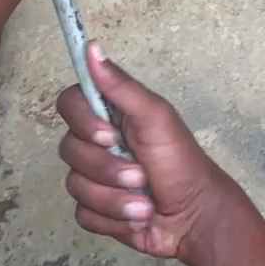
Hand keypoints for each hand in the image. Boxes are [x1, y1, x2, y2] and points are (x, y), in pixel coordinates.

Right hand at [55, 42, 234, 263]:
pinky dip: (112, 218)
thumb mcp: (155, 116)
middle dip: (108, 169)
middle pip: (69, 149)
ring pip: (76, 185)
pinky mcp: (96, 210)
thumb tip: (92, 47)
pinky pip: (83, 213)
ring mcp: (93, 177)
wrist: (196, 217)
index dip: (83, 122)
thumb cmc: (180, 160)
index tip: (110, 135)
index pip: (68, 104)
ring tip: (145, 202)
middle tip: (140, 173)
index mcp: (107, 112)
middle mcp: (95, 141)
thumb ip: (121, 85)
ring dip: (115, 198)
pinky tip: (136, 216)